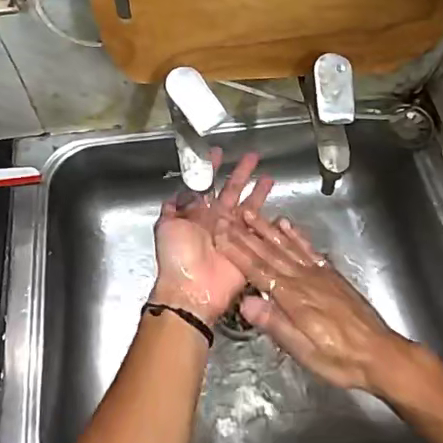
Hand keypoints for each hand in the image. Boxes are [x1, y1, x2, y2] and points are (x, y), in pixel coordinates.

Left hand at [151, 150, 272, 323]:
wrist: (192, 289)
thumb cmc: (176, 257)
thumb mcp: (167, 226)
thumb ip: (174, 208)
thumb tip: (178, 193)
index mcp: (196, 215)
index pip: (206, 186)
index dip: (212, 169)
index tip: (217, 153)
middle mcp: (215, 221)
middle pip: (231, 192)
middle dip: (241, 174)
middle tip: (252, 157)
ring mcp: (233, 234)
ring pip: (249, 207)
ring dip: (258, 192)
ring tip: (268, 176)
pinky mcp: (248, 249)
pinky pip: (259, 231)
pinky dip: (267, 219)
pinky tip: (276, 209)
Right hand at [214, 211, 410, 393]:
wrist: (381, 354)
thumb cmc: (340, 359)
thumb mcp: (304, 351)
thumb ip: (275, 324)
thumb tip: (245, 303)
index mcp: (293, 298)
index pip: (257, 269)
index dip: (236, 252)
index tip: (219, 235)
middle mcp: (303, 279)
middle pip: (268, 253)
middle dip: (245, 235)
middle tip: (226, 217)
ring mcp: (318, 274)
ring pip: (286, 246)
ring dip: (265, 229)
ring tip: (249, 213)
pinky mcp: (330, 275)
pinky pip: (308, 249)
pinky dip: (295, 235)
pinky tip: (285, 225)